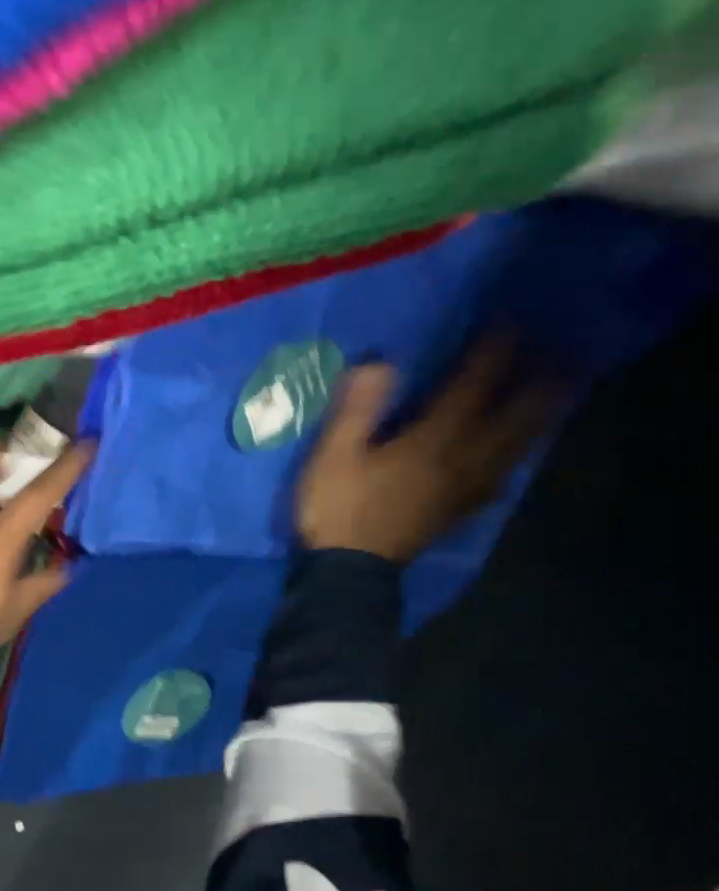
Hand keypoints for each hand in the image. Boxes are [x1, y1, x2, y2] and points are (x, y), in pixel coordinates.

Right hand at [299, 339, 556, 562]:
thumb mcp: (333, 455)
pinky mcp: (462, 507)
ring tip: (557, 390)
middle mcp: (466, 458)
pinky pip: (504, 471)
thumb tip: (378, 362)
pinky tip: (517, 450)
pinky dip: (519, 451)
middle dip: (539, 380)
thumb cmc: (337, 507)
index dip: (492, 352)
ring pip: (520, 442)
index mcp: (434, 440)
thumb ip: (357, 409)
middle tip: (557, 352)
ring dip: (541, 413)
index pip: (472, 386)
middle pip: (517, 414)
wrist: (350, 570)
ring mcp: (469, 485)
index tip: (509, 320)